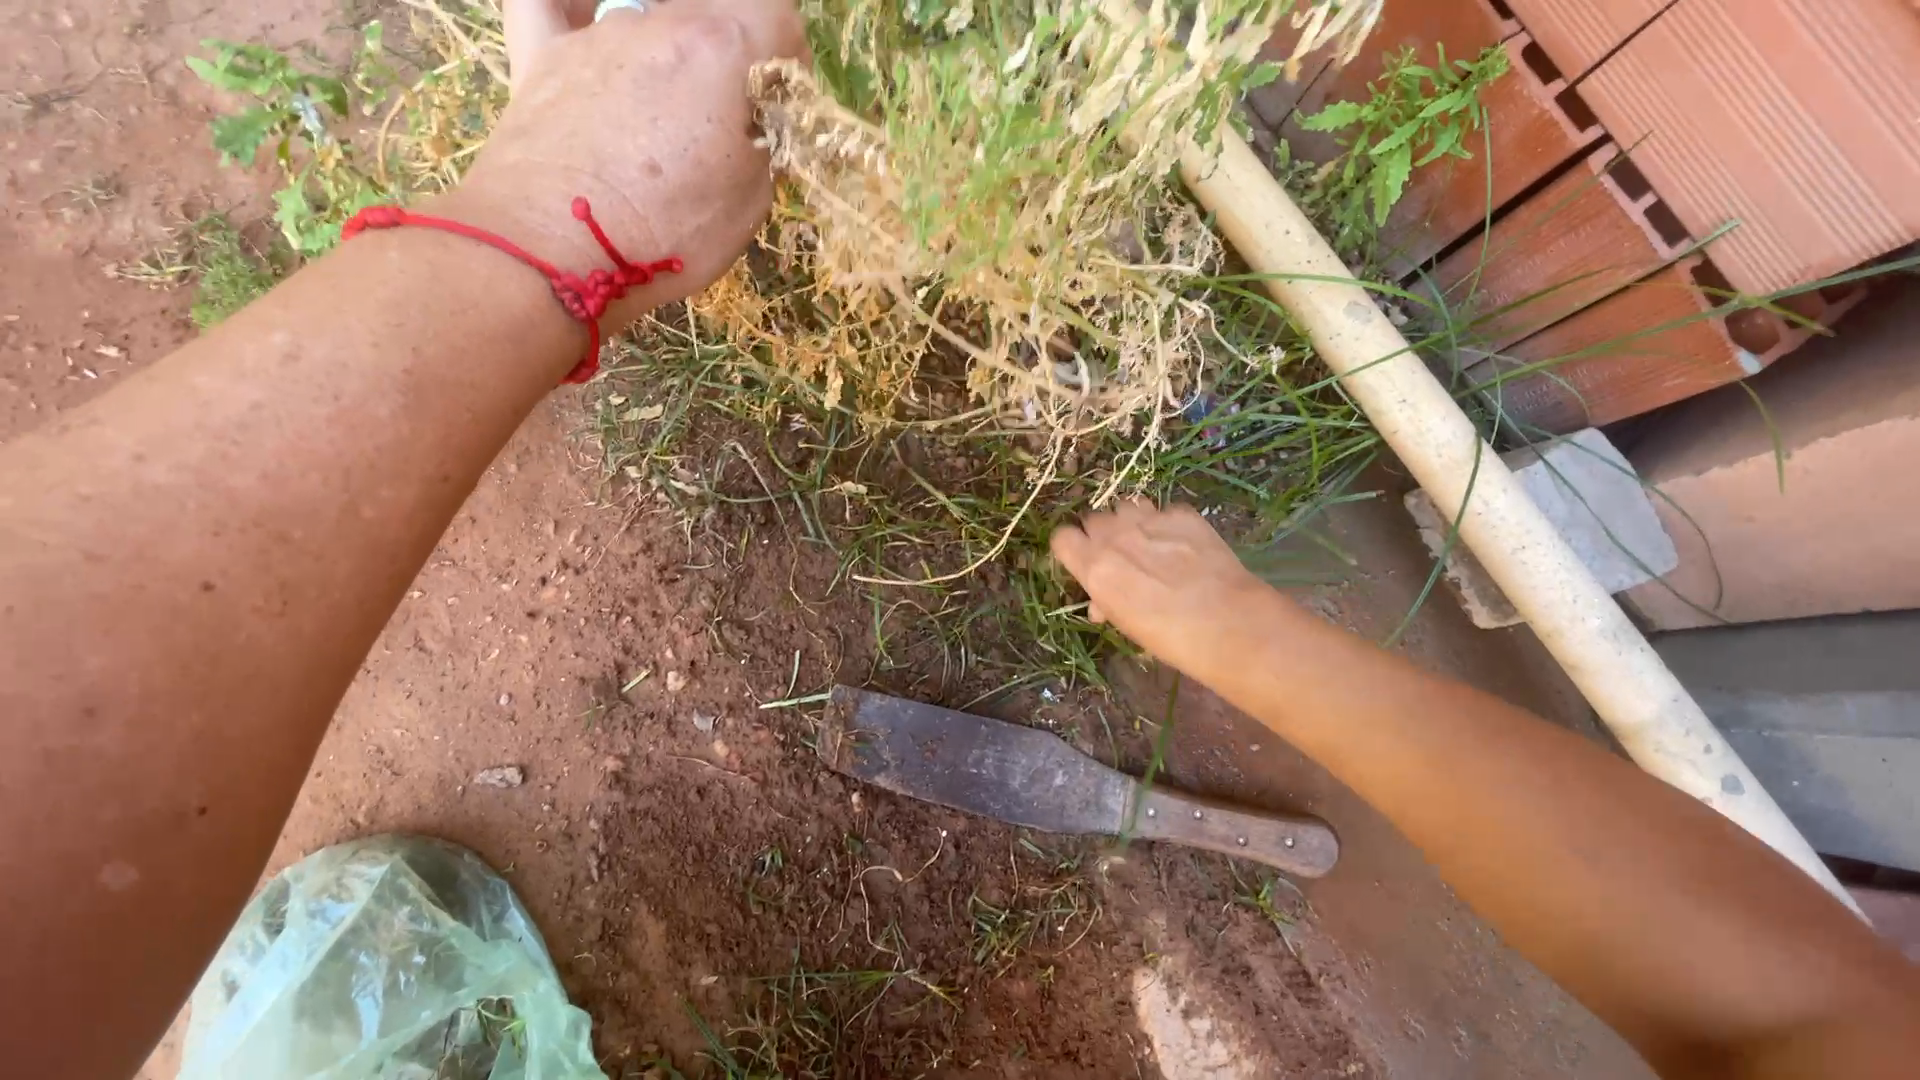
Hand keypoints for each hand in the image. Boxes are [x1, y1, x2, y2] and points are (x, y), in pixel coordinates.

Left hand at [440, 0, 805, 324]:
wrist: (557, 250)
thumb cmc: (669, 231)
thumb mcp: (751, 201)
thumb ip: (763, 145)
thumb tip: (753, 126)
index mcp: (719, 50)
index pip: (777, 17)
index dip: (790, 61)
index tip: (783, 107)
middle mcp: (659, 23)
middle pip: (712, 13)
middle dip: (733, 57)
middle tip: (732, 118)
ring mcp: (595, 34)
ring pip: (650, 16)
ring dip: (673, 54)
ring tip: (668, 115)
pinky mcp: (540, 53)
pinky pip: (553, 3)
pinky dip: (576, 8)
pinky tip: (588, 20)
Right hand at [1050, 501, 1292, 681]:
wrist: (1226, 621)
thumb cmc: (1169, 636)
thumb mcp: (1126, 625)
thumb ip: (1106, 602)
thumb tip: (1100, 602)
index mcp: (1094, 566)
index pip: (1062, 537)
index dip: (1072, 547)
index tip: (1083, 559)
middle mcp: (1115, 536)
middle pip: (1094, 519)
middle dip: (1102, 534)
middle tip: (1121, 556)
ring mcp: (1149, 519)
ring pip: (1126, 506)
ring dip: (1131, 522)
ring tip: (1149, 543)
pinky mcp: (1181, 513)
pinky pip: (1163, 511)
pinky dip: (1167, 524)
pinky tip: (1183, 545)